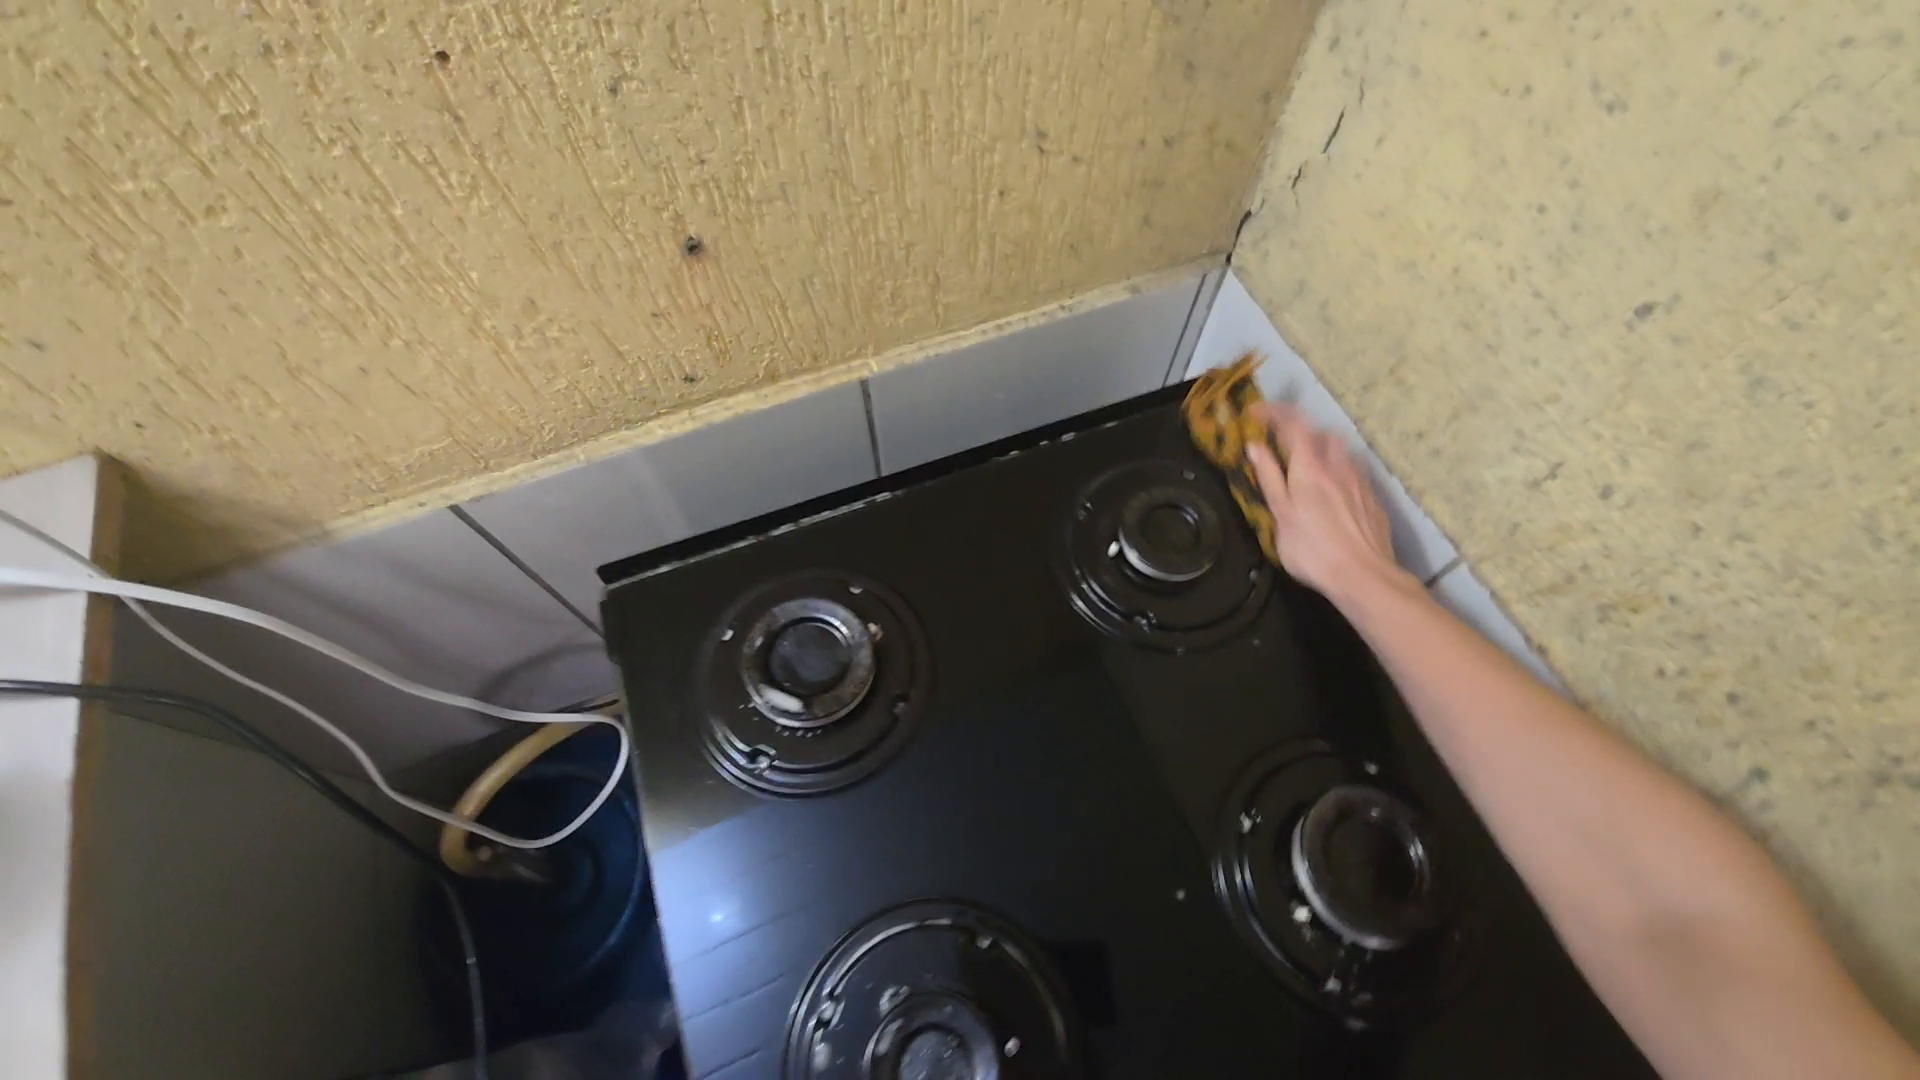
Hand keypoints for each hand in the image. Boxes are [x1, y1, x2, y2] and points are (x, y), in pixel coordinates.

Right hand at [1244, 402, 1414, 607]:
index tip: (1256, 412)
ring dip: (1324, 451)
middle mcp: (1338, 467)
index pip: (1294, 424)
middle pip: (1324, 433)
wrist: (1363, 576)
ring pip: (1343, 452)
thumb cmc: (1312, 549)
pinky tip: (1334, 495)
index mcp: (1310, 468)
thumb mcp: (1280, 514)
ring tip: (1310, 469)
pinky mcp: (1373, 501)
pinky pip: (1355, 474)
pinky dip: (1340, 473)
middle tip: (1286, 445)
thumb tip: (1255, 446)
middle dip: (1304, 431)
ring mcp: (1360, 483)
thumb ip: (1269, 478)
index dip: (1275, 412)